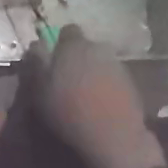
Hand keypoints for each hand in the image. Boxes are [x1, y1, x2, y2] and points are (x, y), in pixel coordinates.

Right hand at [42, 26, 166, 167]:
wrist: (114, 135)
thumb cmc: (70, 111)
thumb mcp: (41, 89)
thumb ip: (37, 63)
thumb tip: (36, 44)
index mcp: (75, 45)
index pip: (67, 32)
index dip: (60, 45)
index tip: (54, 62)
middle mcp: (99, 48)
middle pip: (86, 47)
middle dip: (78, 59)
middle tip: (68, 81)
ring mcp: (118, 64)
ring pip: (101, 62)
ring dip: (93, 72)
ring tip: (85, 95)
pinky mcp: (131, 82)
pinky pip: (113, 78)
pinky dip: (107, 85)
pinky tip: (101, 104)